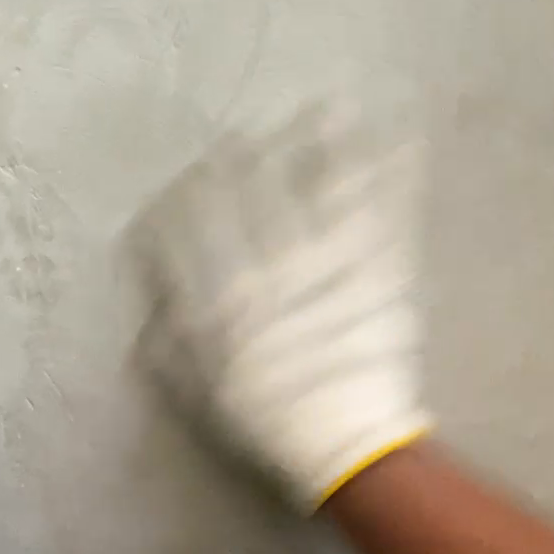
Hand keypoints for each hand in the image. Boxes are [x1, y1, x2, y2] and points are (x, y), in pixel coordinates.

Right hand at [128, 100, 430, 507]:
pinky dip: (394, 176)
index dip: (186, 202)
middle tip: (243, 131)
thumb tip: (153, 310)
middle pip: (254, 200)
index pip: (195, 236)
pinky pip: (387, 216)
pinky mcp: (381, 274)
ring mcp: (332, 269)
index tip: (182, 181)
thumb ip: (172, 350)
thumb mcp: (200, 396)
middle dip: (246, 162)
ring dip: (322, 149)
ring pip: (321, 195)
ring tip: (325, 106)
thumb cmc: (265, 423)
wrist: (344, 446)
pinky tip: (400, 139)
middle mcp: (273, 275)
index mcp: (225, 305)